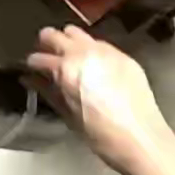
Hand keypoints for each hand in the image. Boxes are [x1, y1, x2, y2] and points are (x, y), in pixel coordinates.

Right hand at [25, 25, 174, 174]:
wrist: (144, 142)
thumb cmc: (104, 136)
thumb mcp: (69, 116)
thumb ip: (48, 92)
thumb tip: (30, 80)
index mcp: (66, 69)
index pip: (38, 58)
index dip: (32, 64)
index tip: (32, 69)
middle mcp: (83, 53)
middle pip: (53, 34)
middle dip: (46, 44)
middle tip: (47, 58)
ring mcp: (105, 51)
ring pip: (76, 32)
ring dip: (68, 42)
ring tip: (69, 58)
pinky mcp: (122, 55)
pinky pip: (99, 43)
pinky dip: (90, 50)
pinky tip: (93, 67)